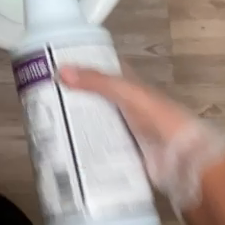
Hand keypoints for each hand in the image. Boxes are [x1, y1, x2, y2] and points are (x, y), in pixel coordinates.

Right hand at [61, 67, 224, 208]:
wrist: (184, 160)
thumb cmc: (159, 118)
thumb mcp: (127, 93)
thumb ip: (97, 82)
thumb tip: (60, 70)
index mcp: (130, 85)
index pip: (103, 69)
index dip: (82, 65)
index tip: (54, 66)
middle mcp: (126, 106)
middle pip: (95, 98)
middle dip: (72, 97)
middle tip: (41, 97)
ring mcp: (125, 130)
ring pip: (94, 122)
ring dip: (75, 123)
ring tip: (45, 122)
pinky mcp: (123, 153)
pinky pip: (98, 146)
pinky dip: (83, 146)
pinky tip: (63, 148)